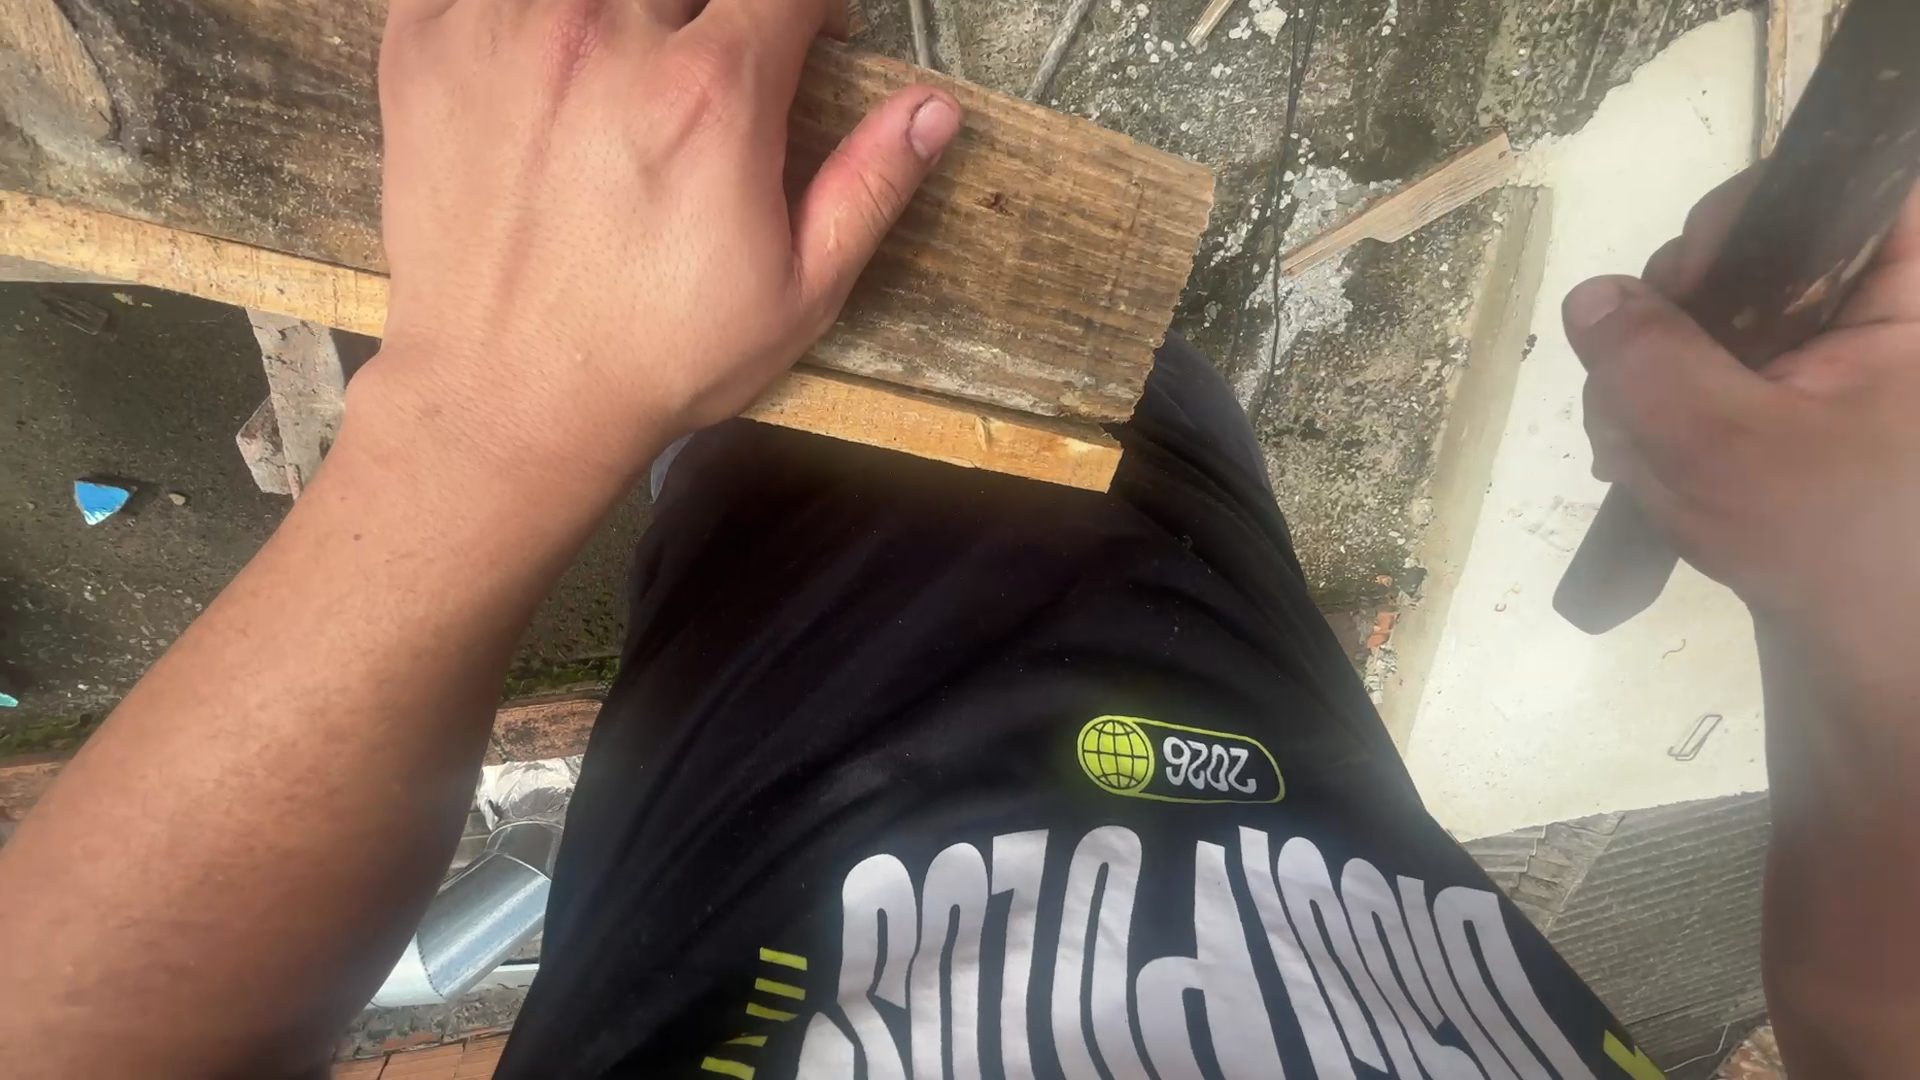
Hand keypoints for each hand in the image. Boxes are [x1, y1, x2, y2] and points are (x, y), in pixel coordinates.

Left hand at [364, 0, 961, 485]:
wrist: (516, 395)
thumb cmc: (670, 356)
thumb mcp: (800, 294)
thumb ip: (870, 188)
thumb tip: (934, 110)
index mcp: (712, 95)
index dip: (813, 6)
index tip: (813, 39)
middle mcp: (606, 31)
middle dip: (721, 11)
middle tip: (721, 72)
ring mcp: (505, 24)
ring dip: (637, 12)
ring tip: (642, 74)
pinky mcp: (428, 40)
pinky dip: (541, 13)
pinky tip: (559, 70)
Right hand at [1561, 172, 1919, 645]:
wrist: (1861, 624)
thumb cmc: (1819, 531)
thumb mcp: (1715, 440)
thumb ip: (1647, 360)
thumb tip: (1592, 296)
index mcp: (1905, 299)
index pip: (1837, 194)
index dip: (1744, 217)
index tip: (1685, 286)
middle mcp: (1866, 310)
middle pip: (1740, 262)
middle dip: (1662, 330)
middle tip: (1640, 400)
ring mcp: (1817, 353)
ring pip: (1697, 324)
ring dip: (1643, 386)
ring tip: (1647, 455)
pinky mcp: (1780, 389)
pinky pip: (1690, 368)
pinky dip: (1653, 410)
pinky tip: (1654, 457)